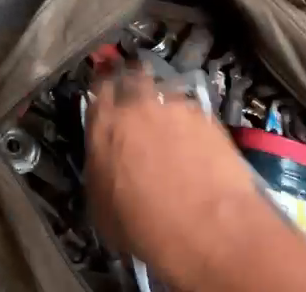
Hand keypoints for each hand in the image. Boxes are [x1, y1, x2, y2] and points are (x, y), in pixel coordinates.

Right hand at [83, 66, 266, 289]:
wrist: (207, 228)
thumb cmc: (146, 226)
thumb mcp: (103, 207)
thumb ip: (99, 172)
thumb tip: (102, 165)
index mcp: (103, 124)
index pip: (98, 90)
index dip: (104, 93)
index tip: (108, 100)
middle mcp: (134, 105)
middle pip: (132, 77)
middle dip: (135, 83)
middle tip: (139, 101)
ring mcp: (172, 106)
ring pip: (164, 90)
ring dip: (164, 102)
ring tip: (170, 123)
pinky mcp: (205, 116)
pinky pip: (192, 110)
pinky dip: (192, 121)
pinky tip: (197, 142)